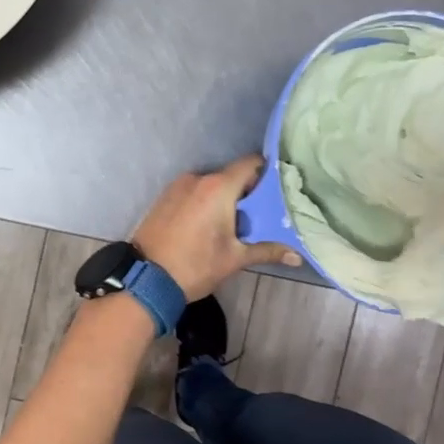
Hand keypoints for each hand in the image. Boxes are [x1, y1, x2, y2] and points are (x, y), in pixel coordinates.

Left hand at [132, 155, 302, 300]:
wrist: (145, 279)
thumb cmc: (195, 266)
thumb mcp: (234, 259)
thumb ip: (267, 250)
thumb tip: (298, 256)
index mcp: (218, 187)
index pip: (252, 164)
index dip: (269, 173)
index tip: (280, 190)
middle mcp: (197, 178)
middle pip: (232, 176)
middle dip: (248, 193)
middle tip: (263, 214)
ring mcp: (177, 187)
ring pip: (211, 186)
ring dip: (225, 200)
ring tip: (238, 224)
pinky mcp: (164, 198)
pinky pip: (193, 193)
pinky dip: (205, 204)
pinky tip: (211, 226)